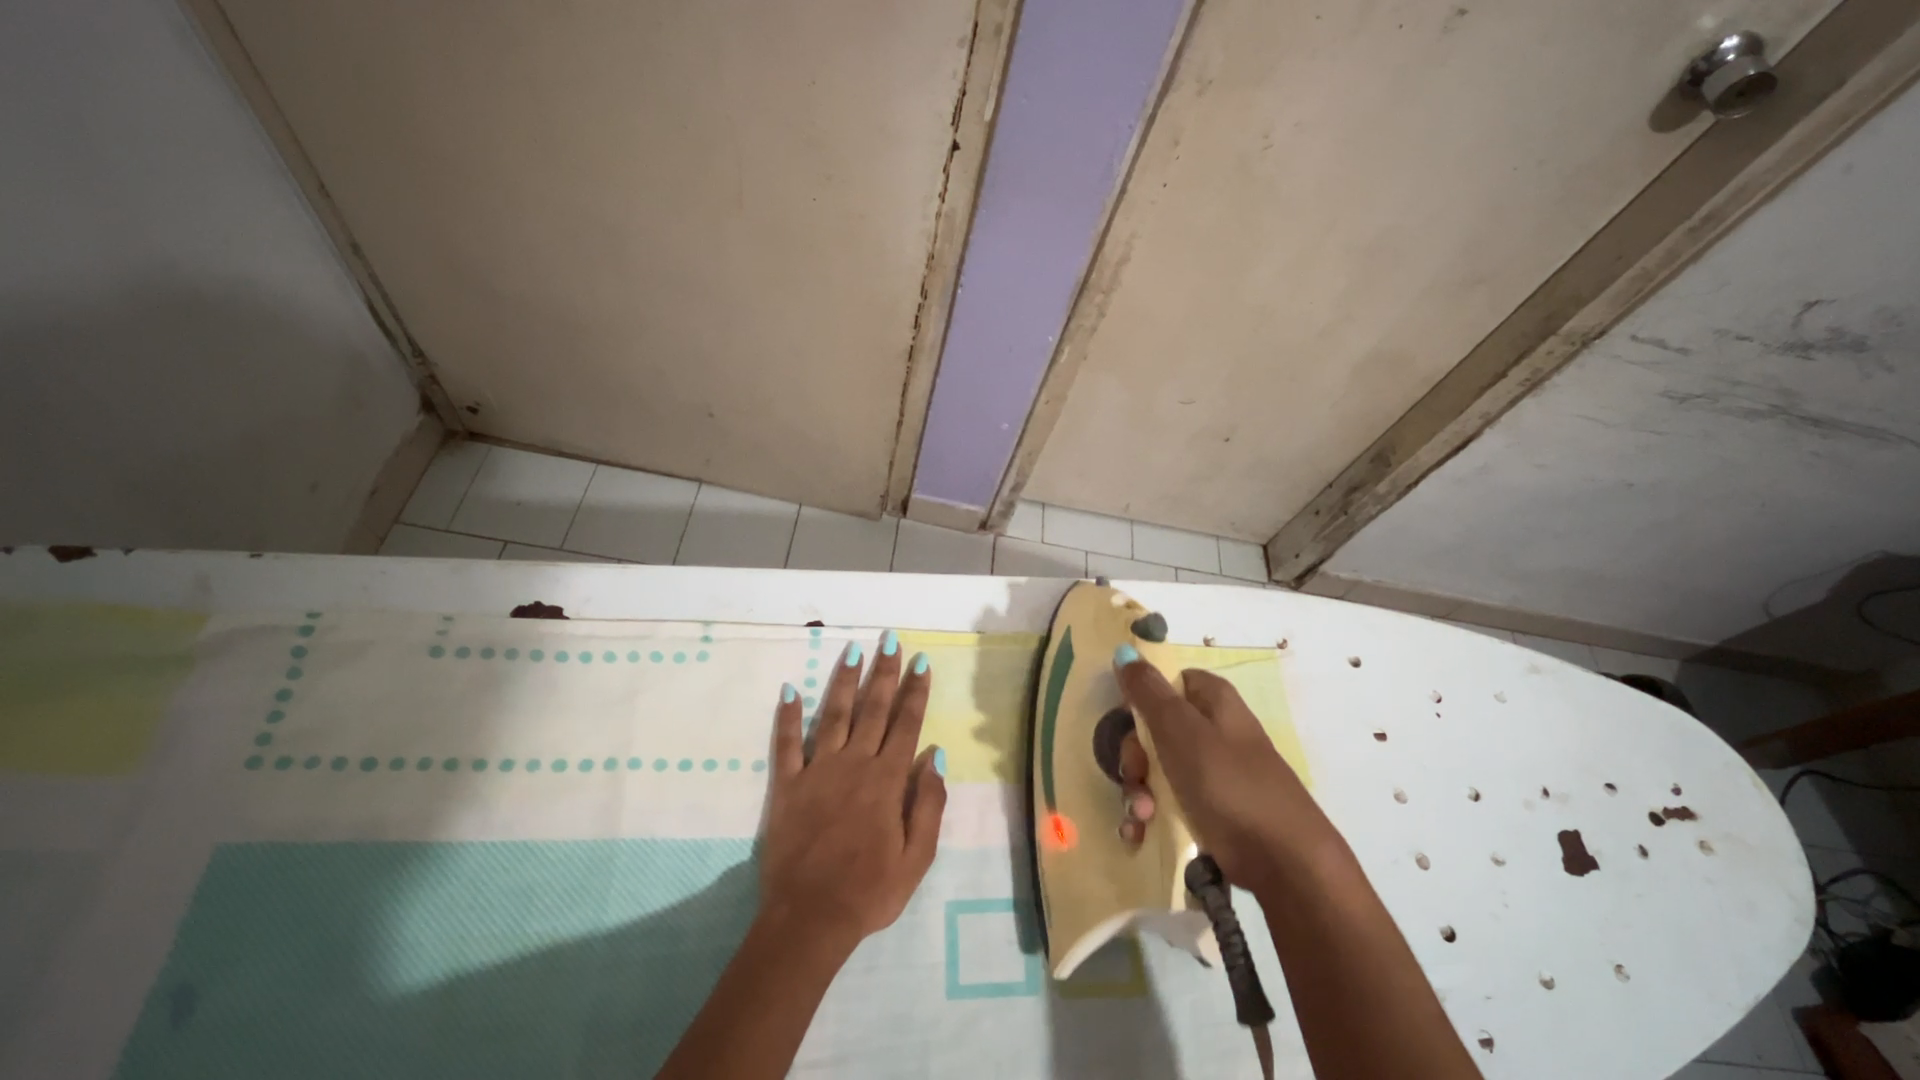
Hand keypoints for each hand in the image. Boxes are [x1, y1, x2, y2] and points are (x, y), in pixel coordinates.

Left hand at [758, 633, 945, 948]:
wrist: (810, 917)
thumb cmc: (871, 892)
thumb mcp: (918, 857)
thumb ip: (928, 804)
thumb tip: (936, 755)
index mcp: (887, 782)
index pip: (906, 725)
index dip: (915, 692)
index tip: (921, 662)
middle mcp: (854, 766)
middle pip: (872, 710)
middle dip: (884, 673)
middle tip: (891, 640)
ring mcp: (817, 772)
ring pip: (834, 716)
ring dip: (844, 682)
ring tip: (853, 652)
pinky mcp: (787, 786)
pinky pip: (786, 744)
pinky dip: (787, 716)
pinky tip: (789, 690)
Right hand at [1113, 652, 1325, 891]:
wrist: (1282, 860)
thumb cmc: (1230, 784)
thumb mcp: (1182, 731)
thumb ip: (1148, 692)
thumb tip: (1124, 651)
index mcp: (1213, 702)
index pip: (1169, 682)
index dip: (1142, 699)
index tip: (1126, 721)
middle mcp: (1212, 732)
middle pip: (1154, 730)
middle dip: (1135, 757)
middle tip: (1136, 776)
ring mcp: (1211, 774)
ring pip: (1155, 771)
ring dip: (1138, 792)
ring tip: (1141, 816)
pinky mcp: (1208, 811)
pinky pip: (1166, 804)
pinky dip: (1149, 817)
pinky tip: (1140, 834)